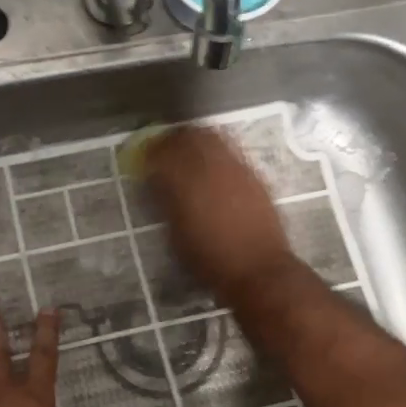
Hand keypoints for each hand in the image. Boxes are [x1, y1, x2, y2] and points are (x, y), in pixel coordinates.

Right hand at [142, 126, 296, 294]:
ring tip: (188, 150)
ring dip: (195, 139)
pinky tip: (213, 164)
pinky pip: (230, 149)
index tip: (145, 157)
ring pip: (212, 137)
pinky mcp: (253, 174)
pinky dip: (216, 149)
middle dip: (173, 139)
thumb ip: (165, 202)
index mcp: (186, 183)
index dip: (151, 151)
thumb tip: (157, 182)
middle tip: (164, 149)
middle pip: (188, 135)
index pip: (162, 151)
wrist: (260, 271)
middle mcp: (211, 168)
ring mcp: (236, 168)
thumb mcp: (176, 235)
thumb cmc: (211, 261)